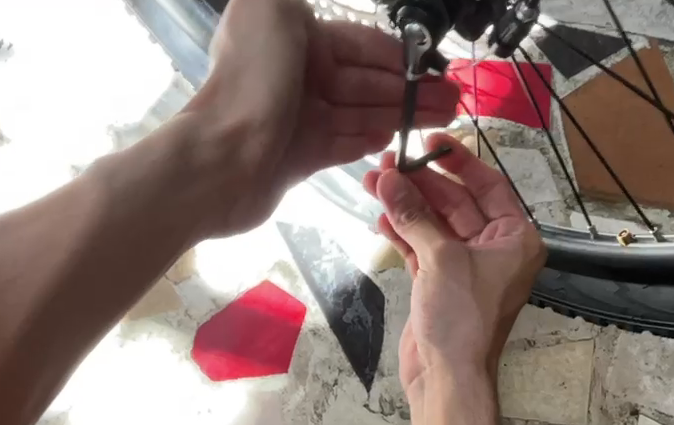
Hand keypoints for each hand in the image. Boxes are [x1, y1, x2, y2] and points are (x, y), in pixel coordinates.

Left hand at [185, 0, 455, 236]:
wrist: (221, 158)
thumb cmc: (249, 80)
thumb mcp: (271, 5)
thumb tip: (307, 2)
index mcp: (298, 38)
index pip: (361, 44)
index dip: (400, 55)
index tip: (435, 66)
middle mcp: (301, 78)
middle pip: (367, 81)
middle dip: (410, 88)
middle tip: (453, 99)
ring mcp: (301, 121)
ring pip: (361, 114)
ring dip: (400, 115)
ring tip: (443, 119)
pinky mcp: (300, 160)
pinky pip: (344, 145)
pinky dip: (371, 140)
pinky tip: (397, 139)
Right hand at [363, 133, 544, 395]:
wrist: (448, 376)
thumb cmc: (461, 317)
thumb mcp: (440, 258)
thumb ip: (414, 216)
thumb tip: (387, 177)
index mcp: (515, 237)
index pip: (487, 185)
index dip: (457, 161)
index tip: (429, 141)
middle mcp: (493, 249)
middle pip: (455, 204)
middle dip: (420, 185)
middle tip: (386, 163)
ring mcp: (464, 268)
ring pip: (433, 226)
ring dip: (404, 207)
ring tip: (373, 182)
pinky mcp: (438, 286)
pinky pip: (421, 250)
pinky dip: (402, 235)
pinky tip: (380, 217)